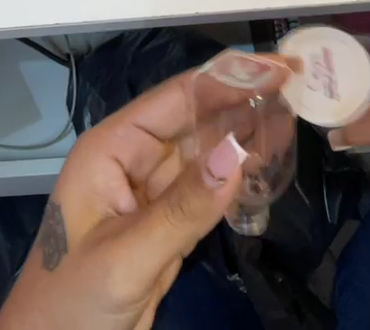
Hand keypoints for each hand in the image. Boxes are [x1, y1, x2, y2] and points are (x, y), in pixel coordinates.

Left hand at [0, 54, 288, 329]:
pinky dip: (235, 179)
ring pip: (204, 153)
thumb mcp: (125, 256)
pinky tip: (265, 167)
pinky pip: (206, 191)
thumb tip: (237, 152)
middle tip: (298, 91)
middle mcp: (132, 159)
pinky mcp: (165, 225)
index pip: (176, 99)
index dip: (226, 79)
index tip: (275, 69)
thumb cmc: (71, 300)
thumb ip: (182, 208)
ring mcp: (150, 193)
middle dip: (242, 103)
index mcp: (112, 148)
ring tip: (292, 120)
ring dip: (243, 138)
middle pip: (194, 120)